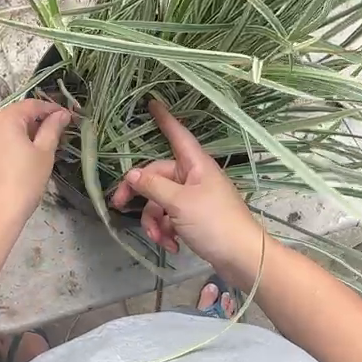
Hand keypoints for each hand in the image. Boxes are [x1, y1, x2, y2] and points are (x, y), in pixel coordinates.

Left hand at [0, 99, 70, 243]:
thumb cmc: (20, 187)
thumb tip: (60, 114)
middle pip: (9, 117)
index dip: (49, 109)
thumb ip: (51, 129)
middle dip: (27, 125)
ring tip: (19, 157)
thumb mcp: (43, 156)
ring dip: (6, 137)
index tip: (63, 117)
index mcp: (3, 119)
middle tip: (44, 141)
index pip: (31, 105)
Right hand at [109, 99, 270, 284]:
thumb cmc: (215, 223)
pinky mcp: (194, 218)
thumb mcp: (179, 203)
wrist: (242, 258)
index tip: (152, 103)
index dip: (164, 119)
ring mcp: (195, 198)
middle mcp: (194, 177)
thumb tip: (131, 174)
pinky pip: (170, 217)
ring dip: (154, 221)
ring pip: (160, 201)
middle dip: (140, 195)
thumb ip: (152, 186)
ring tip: (160, 239)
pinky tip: (171, 245)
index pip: (176, 134)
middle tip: (119, 206)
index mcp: (195, 164)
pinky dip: (166, 231)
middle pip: (157, 176)